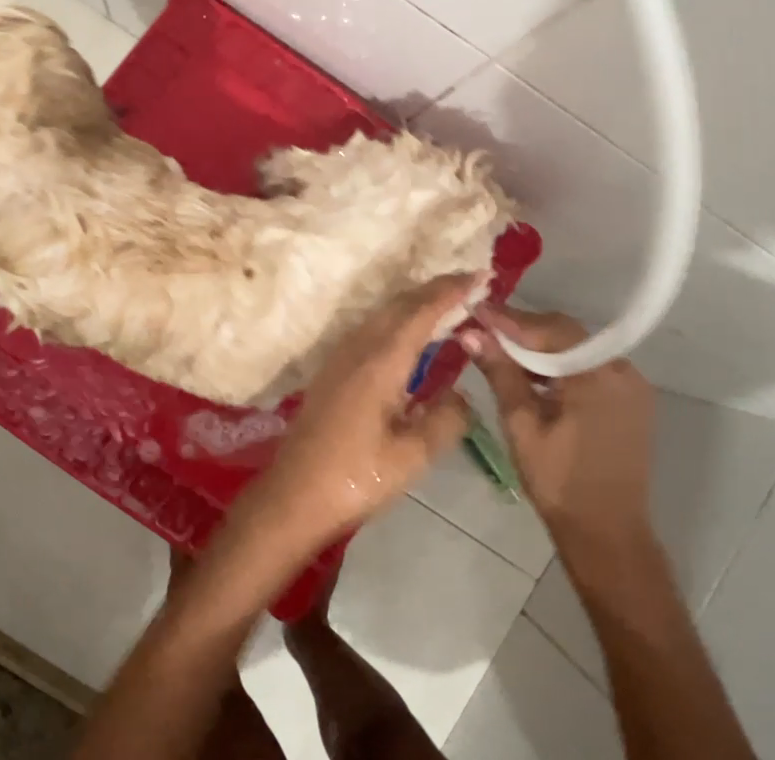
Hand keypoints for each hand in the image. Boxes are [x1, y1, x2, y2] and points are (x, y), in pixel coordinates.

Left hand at [231, 274, 480, 550]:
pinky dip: (396, 322)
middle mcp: (357, 350)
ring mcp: (339, 359)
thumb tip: (462, 394)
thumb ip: (445, 419)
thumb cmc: (354, 479)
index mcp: (380, 363)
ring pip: (381, 316)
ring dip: (414, 304)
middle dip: (435, 291)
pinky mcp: (331, 373)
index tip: (481, 276)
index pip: (421, 312)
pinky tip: (409, 338)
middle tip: (470, 286)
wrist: (293, 498)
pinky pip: (370, 330)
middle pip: (399, 306)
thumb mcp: (412, 457)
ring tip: (447, 306)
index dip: (451, 291)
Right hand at [465, 306, 657, 545]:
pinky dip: (561, 369)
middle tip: (485, 330)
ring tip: (502, 353)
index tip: (476, 311)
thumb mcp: (522, 426)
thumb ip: (501, 374)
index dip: (511, 320)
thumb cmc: (559, 483)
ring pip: (579, 352)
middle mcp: (623, 373)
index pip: (552, 330)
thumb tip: (472, 335)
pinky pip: (591, 371)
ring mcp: (631, 388)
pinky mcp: (631, 404)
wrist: (607, 534)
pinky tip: (533, 378)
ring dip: (543, 350)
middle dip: (526, 331)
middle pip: (569, 336)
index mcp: (599, 377)